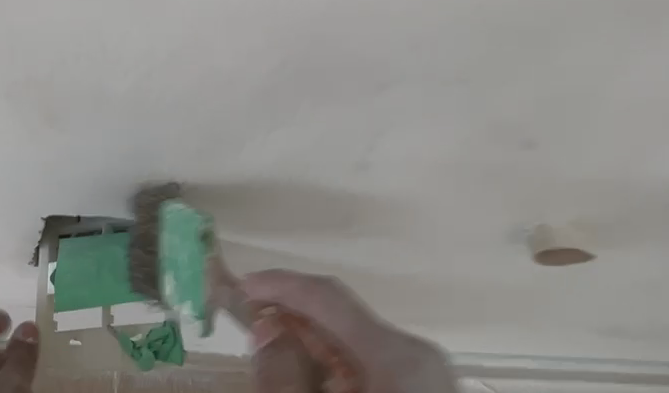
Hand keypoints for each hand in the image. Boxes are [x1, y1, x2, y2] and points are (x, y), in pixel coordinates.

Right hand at [242, 271, 456, 392]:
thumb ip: (285, 378)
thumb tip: (264, 332)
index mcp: (396, 354)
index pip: (327, 296)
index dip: (279, 285)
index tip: (241, 285)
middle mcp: (415, 353)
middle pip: (339, 320)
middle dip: (293, 322)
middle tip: (253, 333)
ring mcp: (427, 376)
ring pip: (353, 346)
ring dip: (313, 352)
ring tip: (284, 368)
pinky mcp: (426, 391)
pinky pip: (371, 368)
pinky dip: (337, 371)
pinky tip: (315, 383)